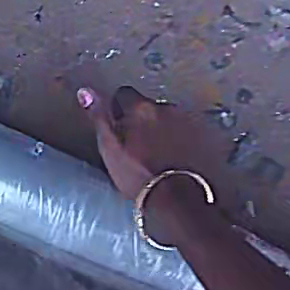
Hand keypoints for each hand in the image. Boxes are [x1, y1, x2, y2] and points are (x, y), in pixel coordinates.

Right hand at [78, 86, 219, 243]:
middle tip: (138, 146)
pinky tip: (175, 158)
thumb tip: (85, 91)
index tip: (118, 128)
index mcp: (140, 109)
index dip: (118, 111)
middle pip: (149, 107)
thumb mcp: (110, 149)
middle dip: (143, 121)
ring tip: (158, 155)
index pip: (124, 95)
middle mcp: (166, 108)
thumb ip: (99, 118)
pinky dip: (180, 139)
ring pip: (168, 119)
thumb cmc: (138, 175)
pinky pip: (186, 131)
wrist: (176, 198)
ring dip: (162, 130)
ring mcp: (188, 121)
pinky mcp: (204, 136)